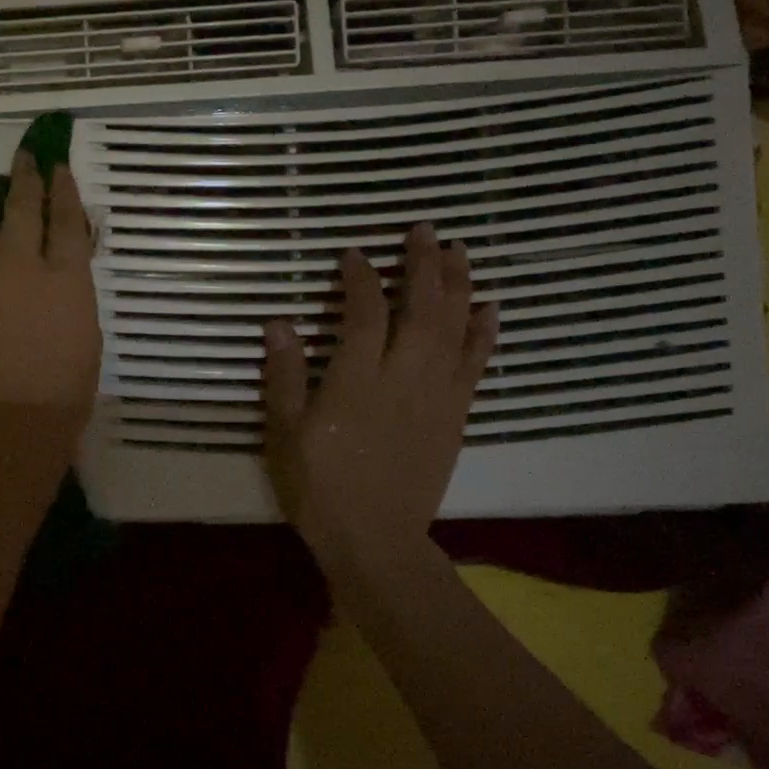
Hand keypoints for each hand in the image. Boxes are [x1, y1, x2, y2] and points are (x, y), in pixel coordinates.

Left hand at [0, 151, 100, 425]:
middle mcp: (22, 264)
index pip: (67, 218)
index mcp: (67, 277)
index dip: (64, 188)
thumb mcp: (86, 326)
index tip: (59, 168)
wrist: (14, 418)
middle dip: (27, 175)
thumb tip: (62, 260)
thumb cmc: (65, 383)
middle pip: (24, 204)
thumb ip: (72, 284)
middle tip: (28, 158)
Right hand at [261, 223, 497, 564]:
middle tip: (422, 230)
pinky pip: (475, 364)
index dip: (361, 277)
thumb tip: (280, 322)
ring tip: (458, 250)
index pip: (365, 311)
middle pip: (422, 308)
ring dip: (458, 284)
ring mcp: (437, 395)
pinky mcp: (455, 415)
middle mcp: (404, 377)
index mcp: (357, 379)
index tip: (354, 254)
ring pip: (454, 327)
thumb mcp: (285, 432)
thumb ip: (284, 375)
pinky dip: (483, 332)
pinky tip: (488, 307)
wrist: (375, 538)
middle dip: (423, 264)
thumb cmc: (320, 486)